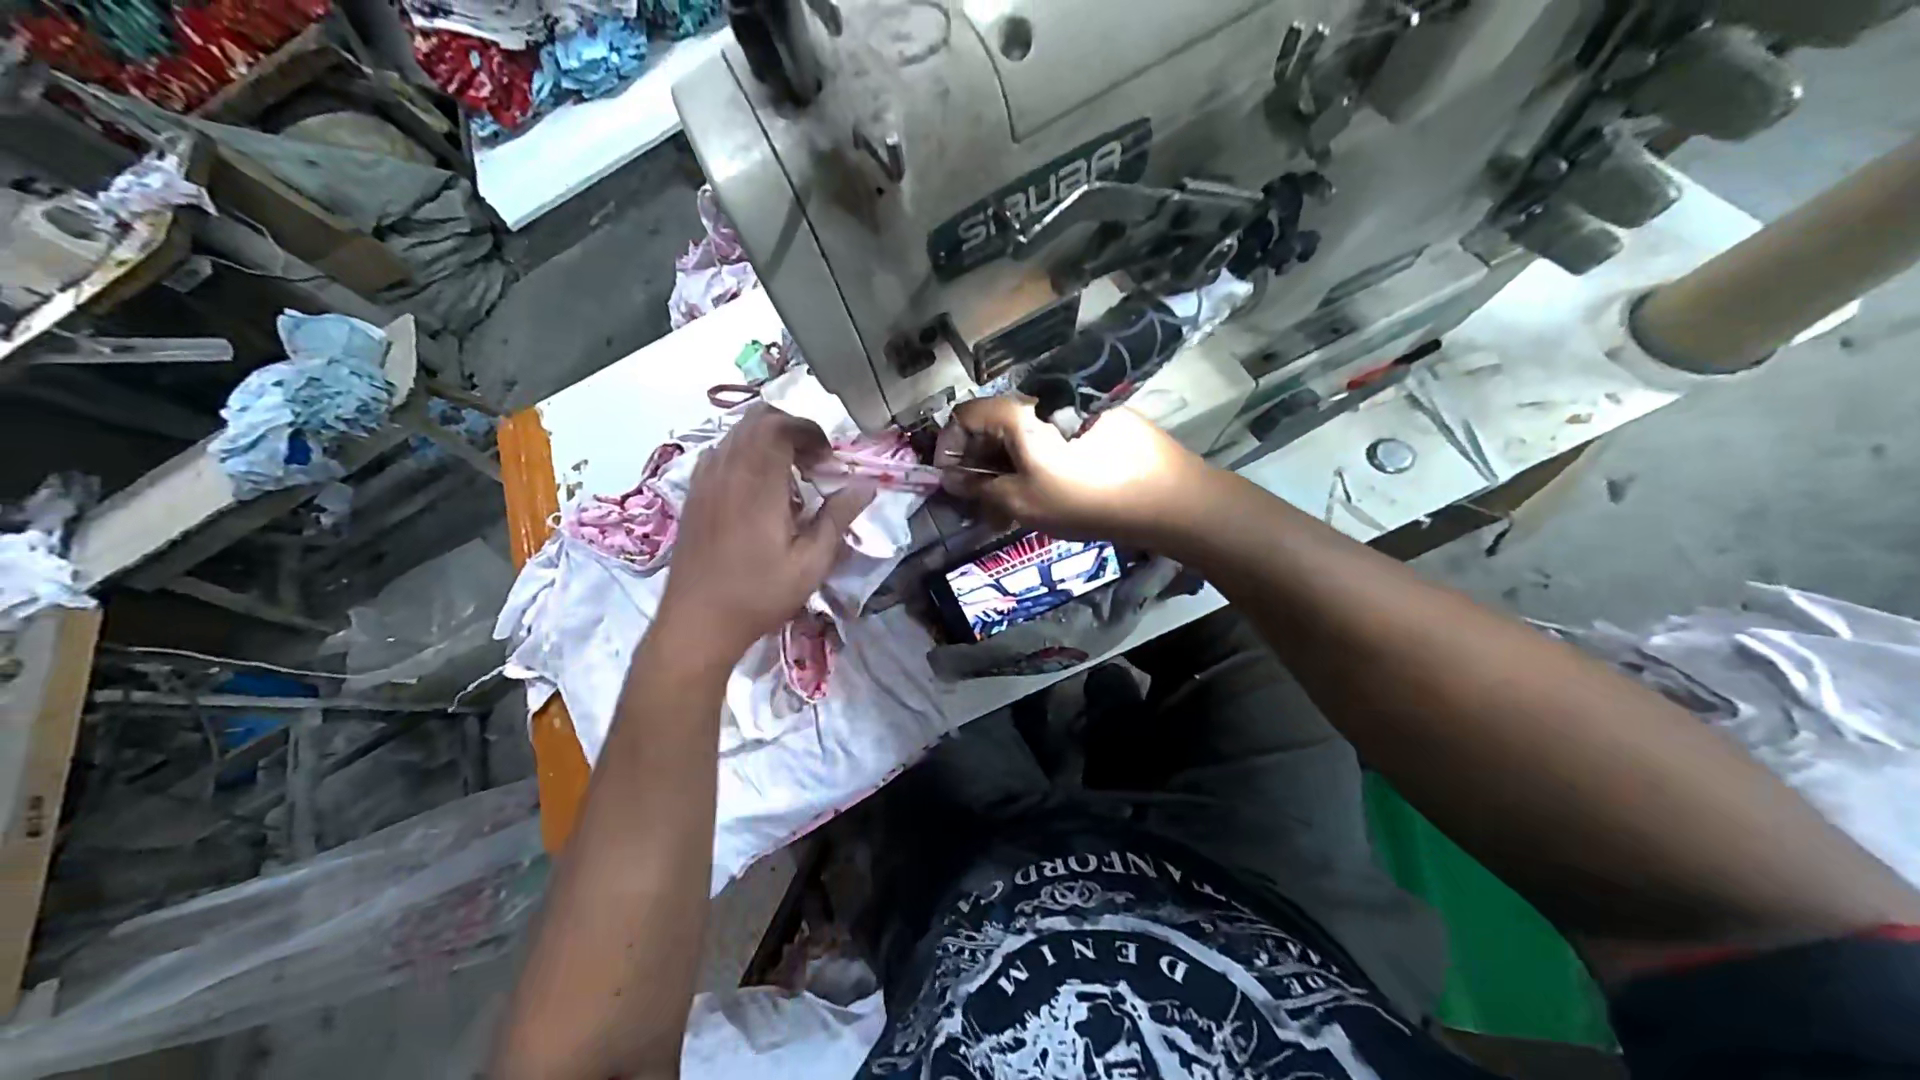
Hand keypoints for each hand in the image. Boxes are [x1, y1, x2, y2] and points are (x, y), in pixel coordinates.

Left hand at [657, 405, 873, 666]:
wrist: (697, 623)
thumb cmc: (758, 595)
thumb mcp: (810, 564)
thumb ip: (838, 518)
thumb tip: (865, 486)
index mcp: (757, 483)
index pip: (781, 426)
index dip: (810, 432)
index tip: (829, 461)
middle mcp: (727, 470)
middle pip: (757, 419)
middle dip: (791, 429)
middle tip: (813, 463)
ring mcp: (704, 480)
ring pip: (736, 433)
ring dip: (768, 441)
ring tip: (790, 476)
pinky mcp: (693, 494)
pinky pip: (720, 453)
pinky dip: (745, 455)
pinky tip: (758, 490)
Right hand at [933, 397, 1215, 548]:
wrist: (1169, 498)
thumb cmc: (1087, 499)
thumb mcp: (1023, 502)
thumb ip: (980, 489)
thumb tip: (951, 479)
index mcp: (1021, 412)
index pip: (964, 414)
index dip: (949, 446)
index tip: (952, 480)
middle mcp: (1046, 400)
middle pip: (996, 423)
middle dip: (981, 460)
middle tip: (985, 499)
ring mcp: (1076, 408)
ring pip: (1028, 432)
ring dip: (1011, 463)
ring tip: (1019, 500)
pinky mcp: (1102, 421)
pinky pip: (1057, 435)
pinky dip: (1042, 459)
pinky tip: (1054, 489)